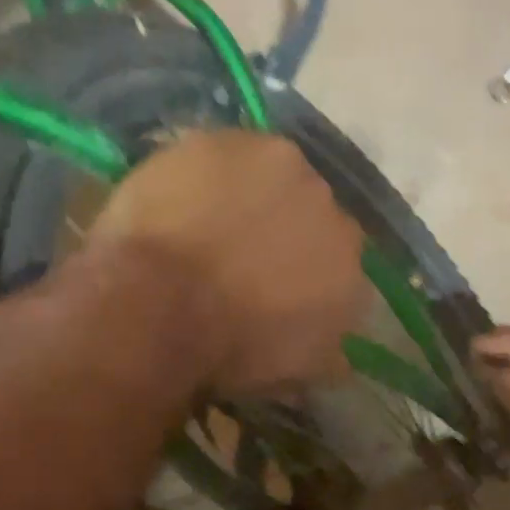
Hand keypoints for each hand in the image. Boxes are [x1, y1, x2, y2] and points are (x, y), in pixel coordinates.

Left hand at [88, 130, 365, 393]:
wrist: (159, 309)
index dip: (305, 265)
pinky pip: (219, 155)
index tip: (276, 282)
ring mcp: (276, 162)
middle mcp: (327, 200)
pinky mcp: (223, 140)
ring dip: (247, 190)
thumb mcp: (297, 369)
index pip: (339, 254)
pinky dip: (203, 173)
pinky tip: (176, 197)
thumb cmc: (230, 350)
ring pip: (268, 172)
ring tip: (204, 218)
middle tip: (238, 248)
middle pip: (307, 205)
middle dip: (281, 222)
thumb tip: (342, 353)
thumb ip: (328, 345)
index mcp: (349, 256)